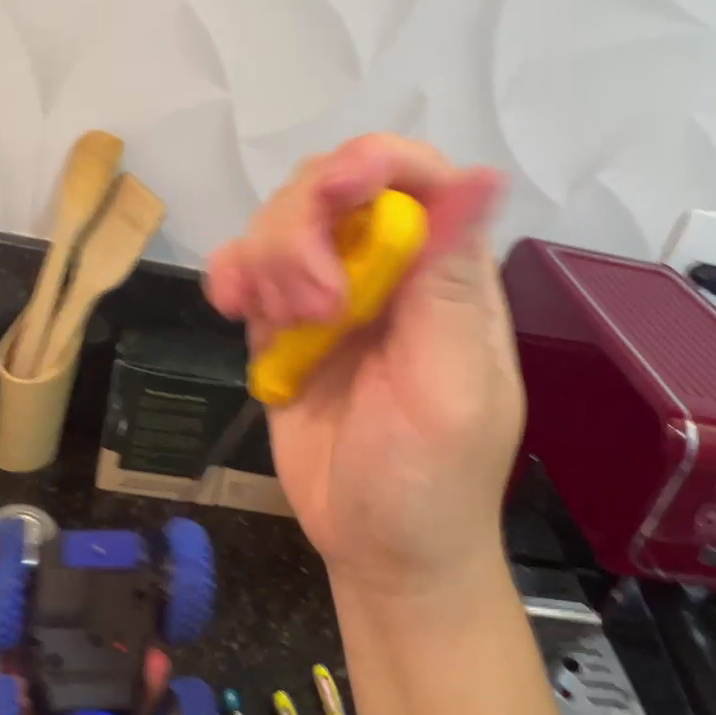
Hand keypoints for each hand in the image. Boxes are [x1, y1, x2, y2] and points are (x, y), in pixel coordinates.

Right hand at [203, 133, 522, 596]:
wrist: (377, 552)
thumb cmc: (429, 482)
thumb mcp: (449, 389)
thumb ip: (450, 285)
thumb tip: (484, 174)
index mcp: (446, 274)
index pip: (417, 176)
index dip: (375, 162)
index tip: (338, 192)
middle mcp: (388, 268)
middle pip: (332, 186)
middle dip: (305, 229)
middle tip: (313, 307)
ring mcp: (331, 293)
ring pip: (281, 220)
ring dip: (271, 261)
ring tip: (288, 328)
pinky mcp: (283, 324)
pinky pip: (246, 268)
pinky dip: (231, 274)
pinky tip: (231, 305)